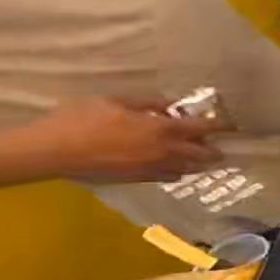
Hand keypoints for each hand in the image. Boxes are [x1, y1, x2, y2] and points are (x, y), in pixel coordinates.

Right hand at [19, 97, 224, 182]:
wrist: (46, 151)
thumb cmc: (76, 120)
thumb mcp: (112, 100)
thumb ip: (148, 101)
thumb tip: (172, 104)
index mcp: (165, 129)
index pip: (207, 127)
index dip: (223, 125)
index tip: (233, 125)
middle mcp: (168, 150)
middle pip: (207, 153)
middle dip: (215, 148)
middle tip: (212, 142)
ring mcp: (155, 167)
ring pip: (192, 168)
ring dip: (200, 162)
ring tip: (197, 155)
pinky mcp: (140, 179)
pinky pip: (171, 177)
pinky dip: (179, 171)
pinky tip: (172, 165)